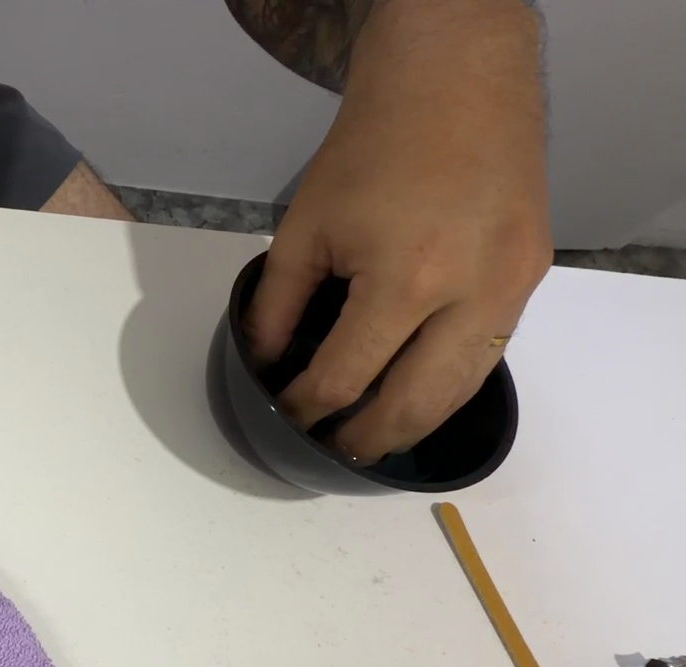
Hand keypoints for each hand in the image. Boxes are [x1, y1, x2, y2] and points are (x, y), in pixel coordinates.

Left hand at [247, 0, 550, 463]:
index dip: (305, 407)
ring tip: (370, 441)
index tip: (285, 413)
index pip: (344, 378)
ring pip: (464, 385)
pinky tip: (413, 395)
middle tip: (332, 451)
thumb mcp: (298, 238)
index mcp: (406, 282)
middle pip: (416, 400)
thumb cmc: (366, 157)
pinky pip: (490, 351)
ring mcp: (514, 284)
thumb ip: (275, 311)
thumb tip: (265, 364)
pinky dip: (448, 384)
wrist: (455, 85)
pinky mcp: (532, 273)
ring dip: (415, 422)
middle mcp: (473, 292)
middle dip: (367, 436)